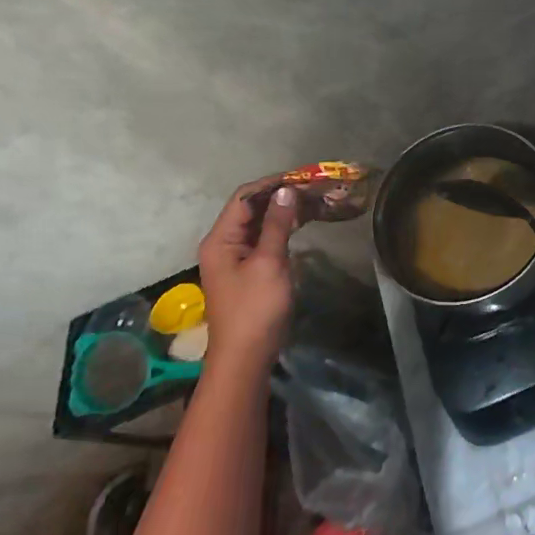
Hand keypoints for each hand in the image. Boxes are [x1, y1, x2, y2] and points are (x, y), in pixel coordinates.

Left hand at [197, 177, 299, 369]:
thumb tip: (286, 190)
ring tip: (314, 202)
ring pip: (260, 223)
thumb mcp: (269, 263)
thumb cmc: (256, 309)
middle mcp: (223, 243)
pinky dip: (283, 228)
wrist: (246, 356)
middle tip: (315, 189)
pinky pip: (265, 239)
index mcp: (220, 239)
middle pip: (251, 208)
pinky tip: (303, 224)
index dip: (272, 184)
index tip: (304, 178)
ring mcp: (236, 258)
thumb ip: (277, 224)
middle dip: (281, 195)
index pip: (244, 197)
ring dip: (284, 211)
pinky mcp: (249, 270)